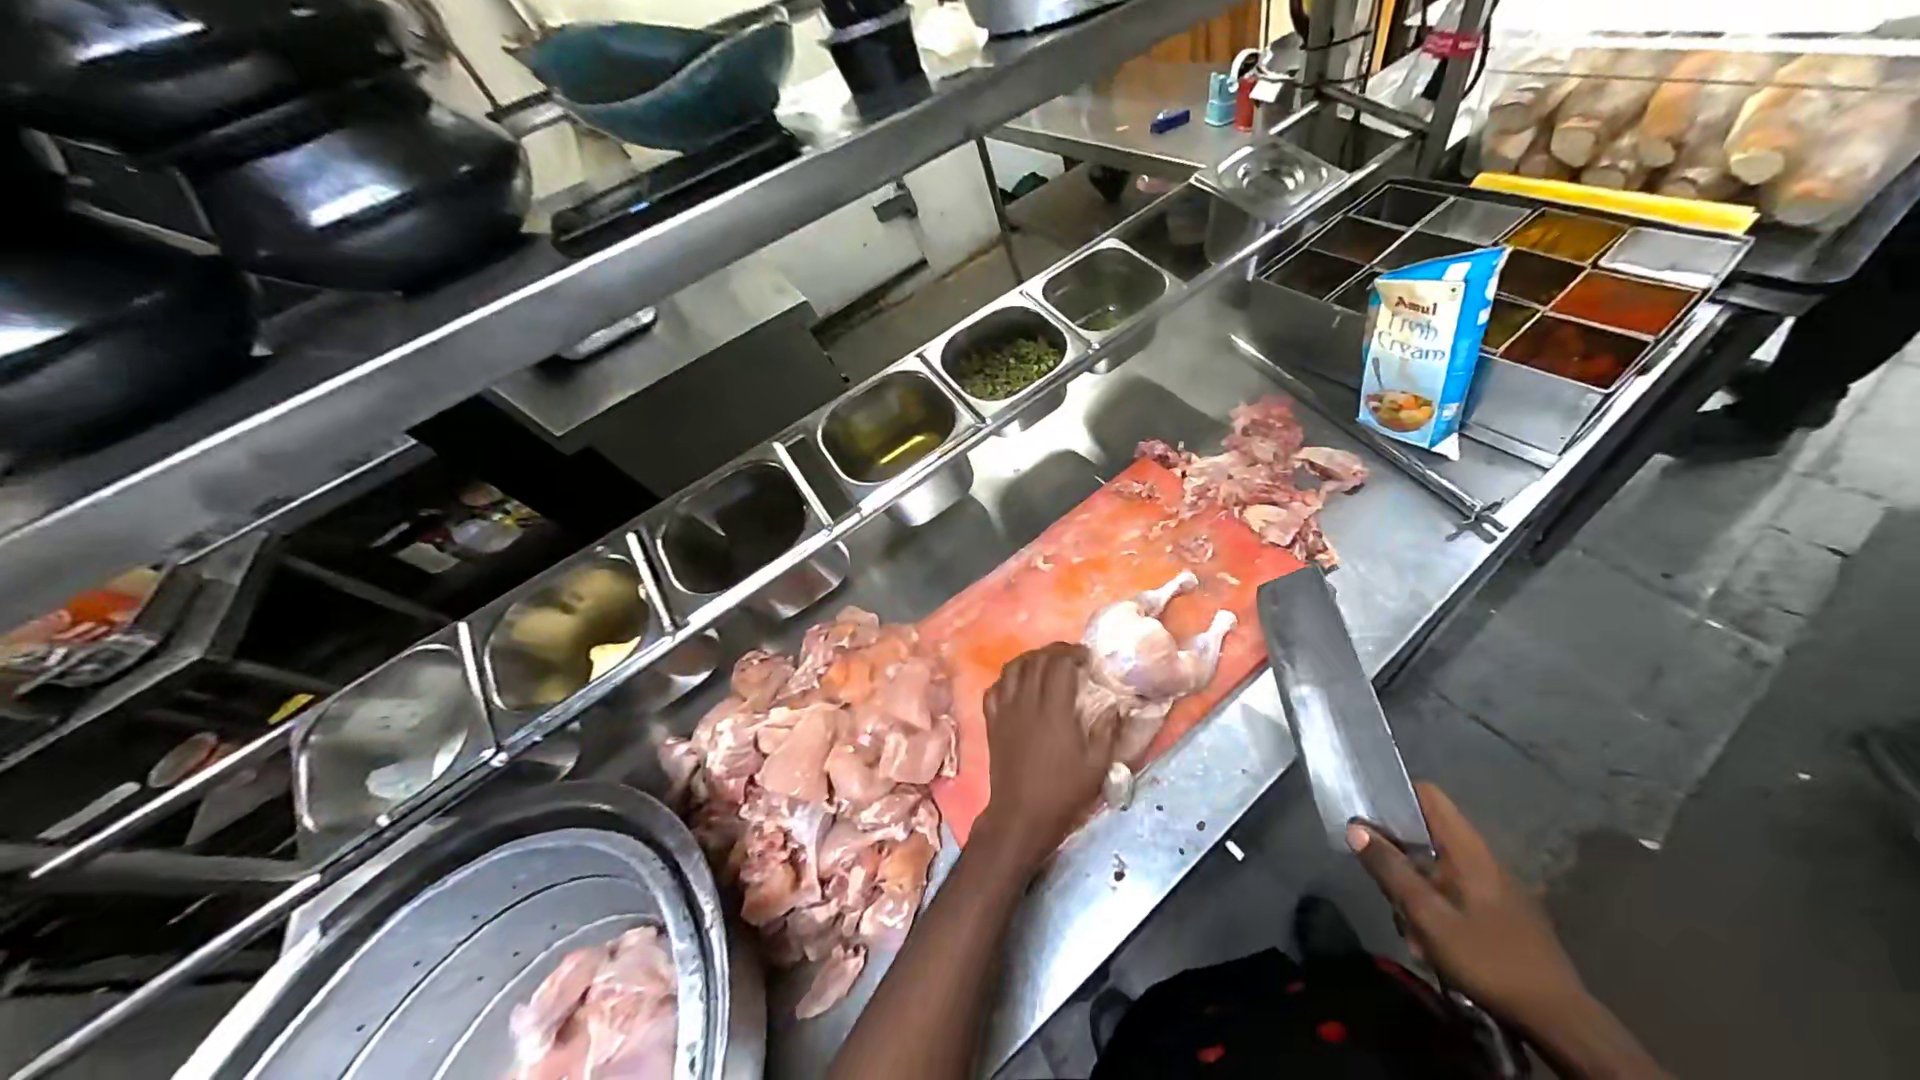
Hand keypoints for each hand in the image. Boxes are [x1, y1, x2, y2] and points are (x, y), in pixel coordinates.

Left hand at [977, 643, 1113, 871]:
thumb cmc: (1063, 790)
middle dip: (1054, 651)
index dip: (1073, 654)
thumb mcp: (1097, 764)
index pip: (1059, 664)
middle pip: (1036, 660)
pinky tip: (1018, 684)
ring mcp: (1005, 710)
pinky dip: (1007, 678)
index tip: (1086, 658)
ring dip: (1030, 658)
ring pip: (1012, 668)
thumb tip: (1115, 705)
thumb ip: (1108, 730)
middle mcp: (1026, 702)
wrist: (1022, 813)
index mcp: (1054, 710)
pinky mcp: (992, 721)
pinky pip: (994, 688)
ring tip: (1045, 663)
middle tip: (1070, 656)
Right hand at [1349, 783, 1587, 1030]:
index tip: (1365, 810)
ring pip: (1437, 863)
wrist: (1558, 1019)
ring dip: (1413, 883)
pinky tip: (1428, 937)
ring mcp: (1495, 884)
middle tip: (1377, 876)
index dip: (1395, 794)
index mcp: (1469, 850)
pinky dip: (1433, 901)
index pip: (1429, 795)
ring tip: (1405, 920)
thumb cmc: (1488, 959)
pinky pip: (1453, 888)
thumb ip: (1391, 870)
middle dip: (1397, 849)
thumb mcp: (1428, 916)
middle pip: (1427, 831)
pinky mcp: (1500, 909)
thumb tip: (1354, 827)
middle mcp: (1483, 858)